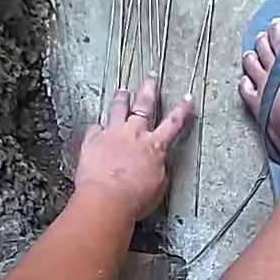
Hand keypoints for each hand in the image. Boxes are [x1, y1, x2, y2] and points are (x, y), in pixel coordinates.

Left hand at [73, 76, 194, 219]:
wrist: (107, 200)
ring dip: (121, 98)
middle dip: (149, 91)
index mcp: (154, 146)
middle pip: (143, 106)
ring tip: (122, 90)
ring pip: (117, 109)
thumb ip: (158, 168)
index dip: (182, 110)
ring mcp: (111, 135)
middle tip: (150, 80)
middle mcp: (134, 135)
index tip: (187, 99)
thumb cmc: (134, 198)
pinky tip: (96, 125)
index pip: (173, 124)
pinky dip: (97, 127)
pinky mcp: (92, 142)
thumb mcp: (158, 185)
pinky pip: (94, 128)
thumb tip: (156, 164)